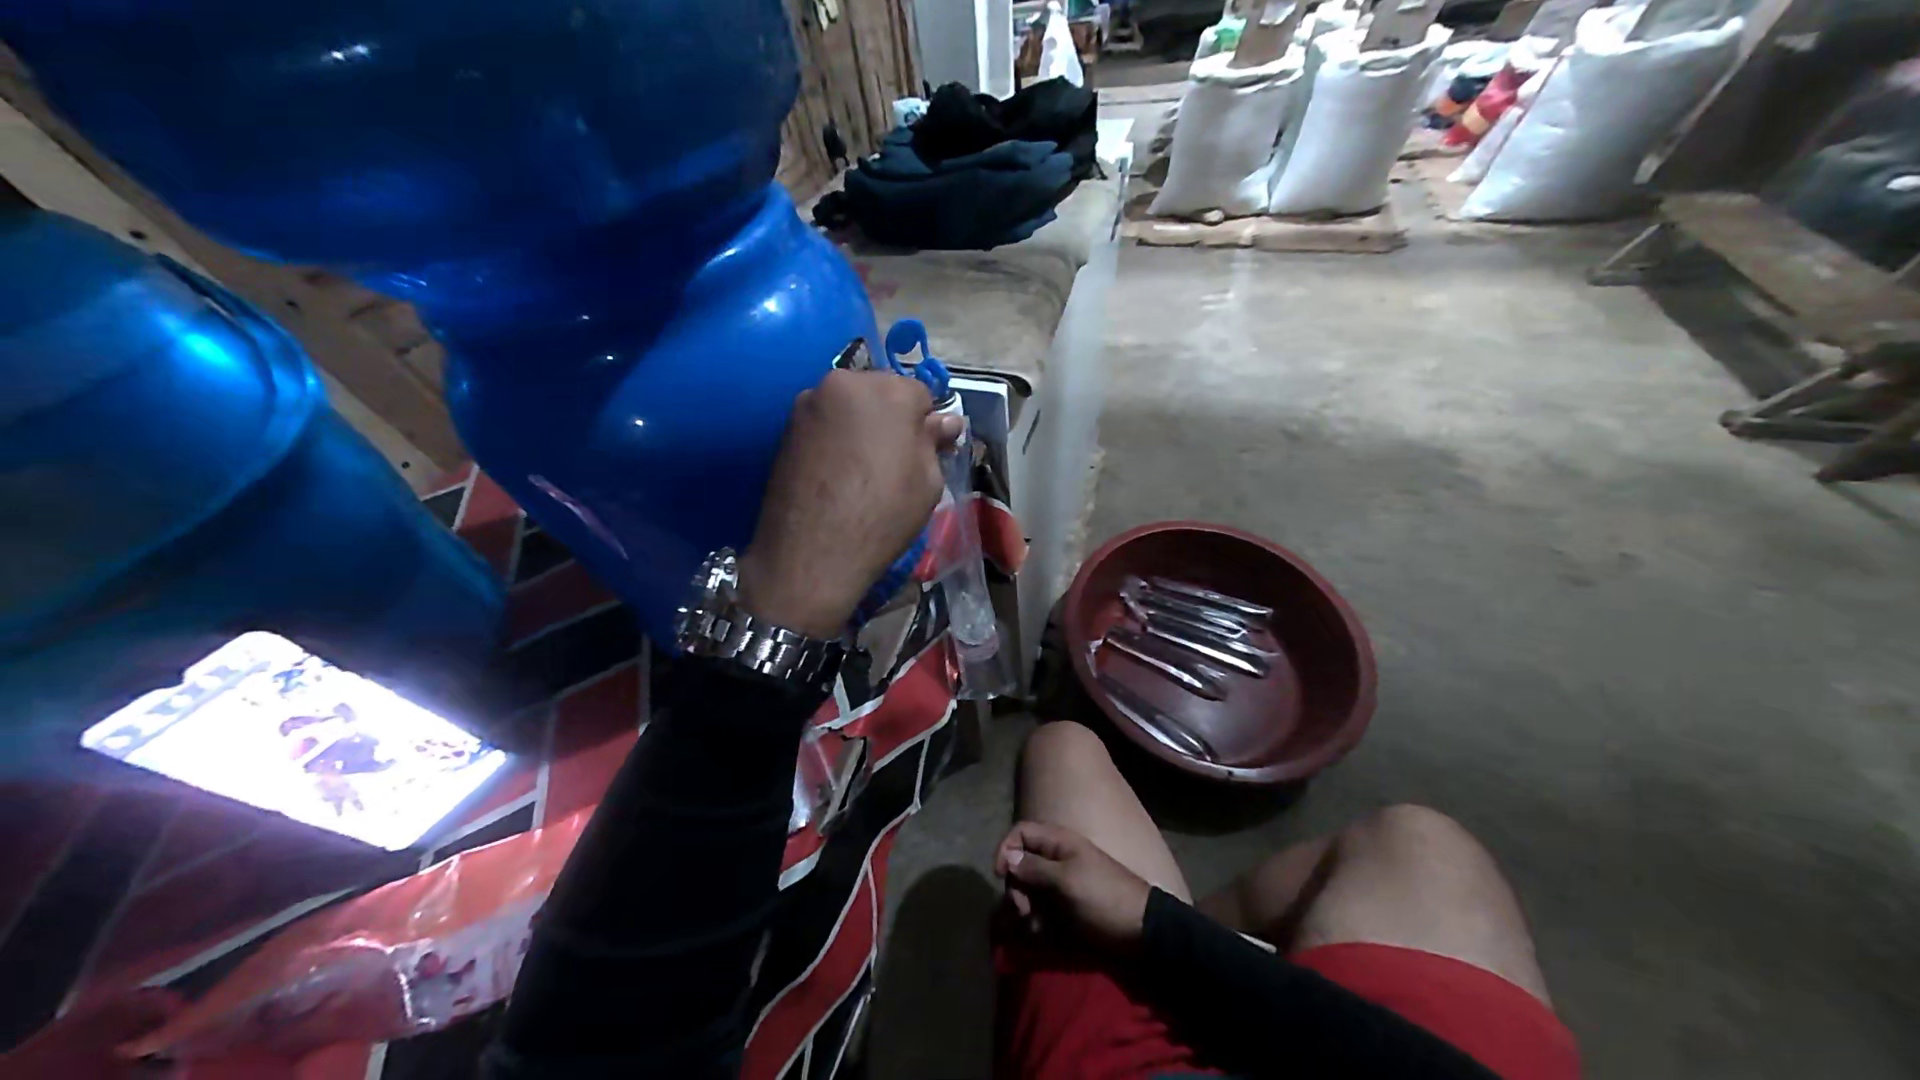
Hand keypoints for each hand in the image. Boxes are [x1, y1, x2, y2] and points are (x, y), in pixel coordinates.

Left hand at [738, 369, 964, 638]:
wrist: (812, 553)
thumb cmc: (882, 515)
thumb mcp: (927, 482)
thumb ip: (933, 442)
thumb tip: (945, 422)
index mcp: (888, 389)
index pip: (920, 394)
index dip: (925, 424)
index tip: (923, 453)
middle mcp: (844, 383)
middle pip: (880, 393)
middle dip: (890, 419)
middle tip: (892, 462)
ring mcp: (809, 403)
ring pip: (849, 408)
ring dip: (860, 428)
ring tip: (862, 472)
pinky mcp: (785, 428)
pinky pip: (825, 424)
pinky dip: (835, 440)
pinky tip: (838, 474)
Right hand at [994, 821, 1152, 949]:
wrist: (1141, 931)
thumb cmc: (1103, 897)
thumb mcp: (1067, 880)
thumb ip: (1035, 867)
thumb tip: (1008, 856)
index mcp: (1058, 842)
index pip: (1021, 833)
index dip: (1006, 849)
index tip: (1001, 875)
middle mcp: (1056, 859)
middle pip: (1020, 863)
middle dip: (1015, 886)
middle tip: (1023, 909)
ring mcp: (1061, 885)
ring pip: (1028, 889)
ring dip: (1025, 907)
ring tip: (1033, 925)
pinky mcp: (1065, 909)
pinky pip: (1040, 910)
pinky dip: (1036, 921)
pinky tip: (1041, 933)